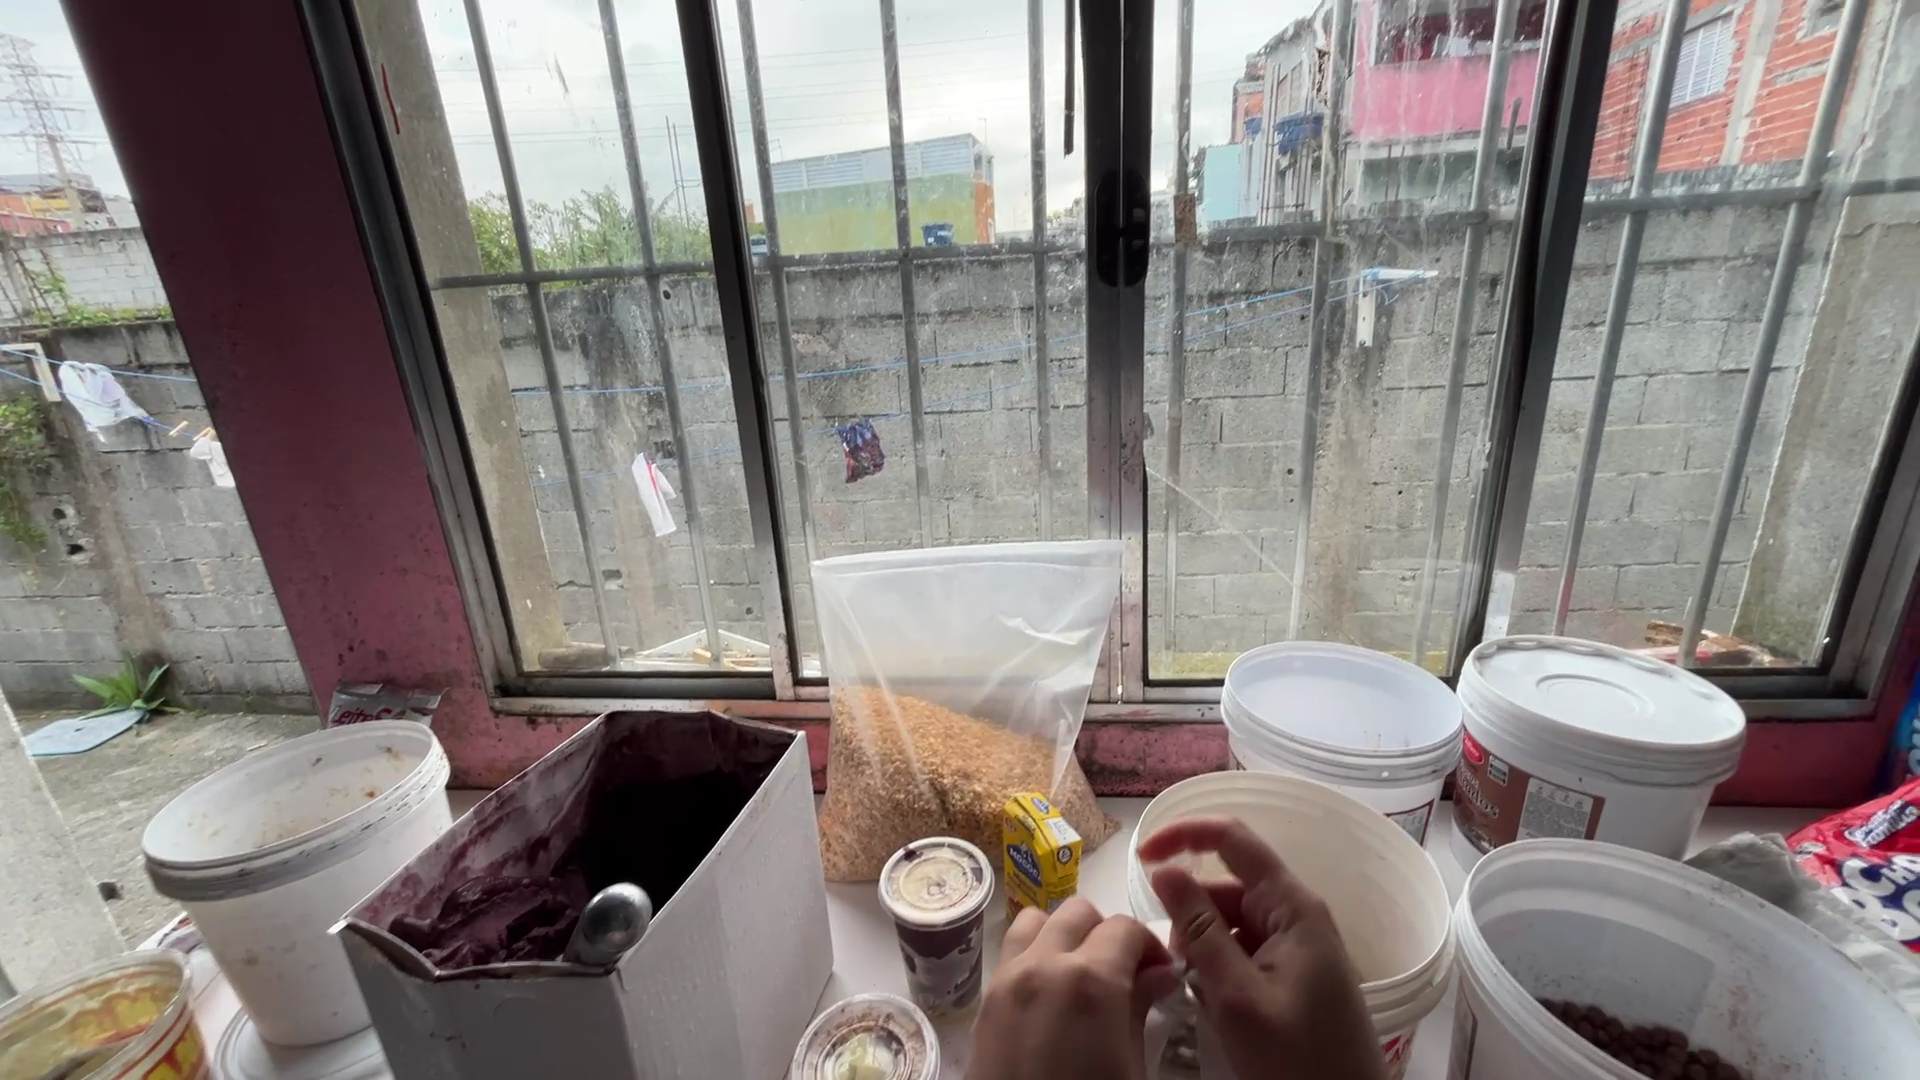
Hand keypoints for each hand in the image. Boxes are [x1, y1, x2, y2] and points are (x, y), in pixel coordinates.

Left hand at [966, 897, 1178, 1079]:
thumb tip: (1158, 975)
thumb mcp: (1131, 1072)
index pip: (1125, 928)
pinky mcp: (986, 999)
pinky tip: (1050, 992)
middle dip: (1107, 934)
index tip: (1161, 973)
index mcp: (1090, 980)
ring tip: (1083, 974)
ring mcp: (1009, 977)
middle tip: (1125, 974)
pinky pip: (1012, 951)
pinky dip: (1034, 952)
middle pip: (1079, 912)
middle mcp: (1045, 963)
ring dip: (1064, 934)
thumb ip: (1140, 1011)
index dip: (1148, 946)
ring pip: (1038, 919)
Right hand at [1139, 817, 1386, 1079]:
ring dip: (1202, 946)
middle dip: (1190, 914)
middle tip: (1174, 963)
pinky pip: (1240, 948)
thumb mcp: (1236, 995)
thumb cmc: (1299, 1063)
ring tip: (1199, 993)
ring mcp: (1295, 944)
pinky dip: (1218, 967)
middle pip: (1224, 885)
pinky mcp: (1291, 972)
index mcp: (1291, 906)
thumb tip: (1162, 871)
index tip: (1141, 858)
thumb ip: (1198, 929)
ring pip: (1228, 919)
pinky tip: (1215, 1003)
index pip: (1231, 837)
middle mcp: (1294, 914)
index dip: (1182, 835)